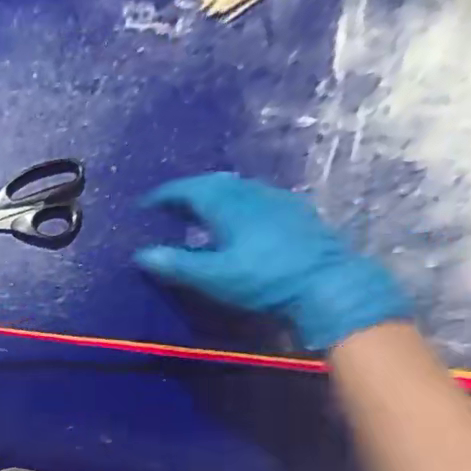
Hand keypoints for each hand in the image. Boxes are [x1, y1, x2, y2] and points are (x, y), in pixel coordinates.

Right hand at [134, 172, 411, 350]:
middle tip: (168, 208)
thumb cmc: (264, 280)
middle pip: (215, 184)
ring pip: (237, 190)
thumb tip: (141, 255)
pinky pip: (255, 200)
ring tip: (196, 216)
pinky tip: (234, 225)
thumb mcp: (213, 277)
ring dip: (212, 198)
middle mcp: (253, 195)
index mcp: (229, 205)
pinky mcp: (296, 215)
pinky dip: (234, 206)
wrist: (329, 286)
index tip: (144, 204)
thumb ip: (175, 265)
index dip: (164, 195)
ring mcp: (278, 202)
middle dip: (188, 193)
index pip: (190, 189)